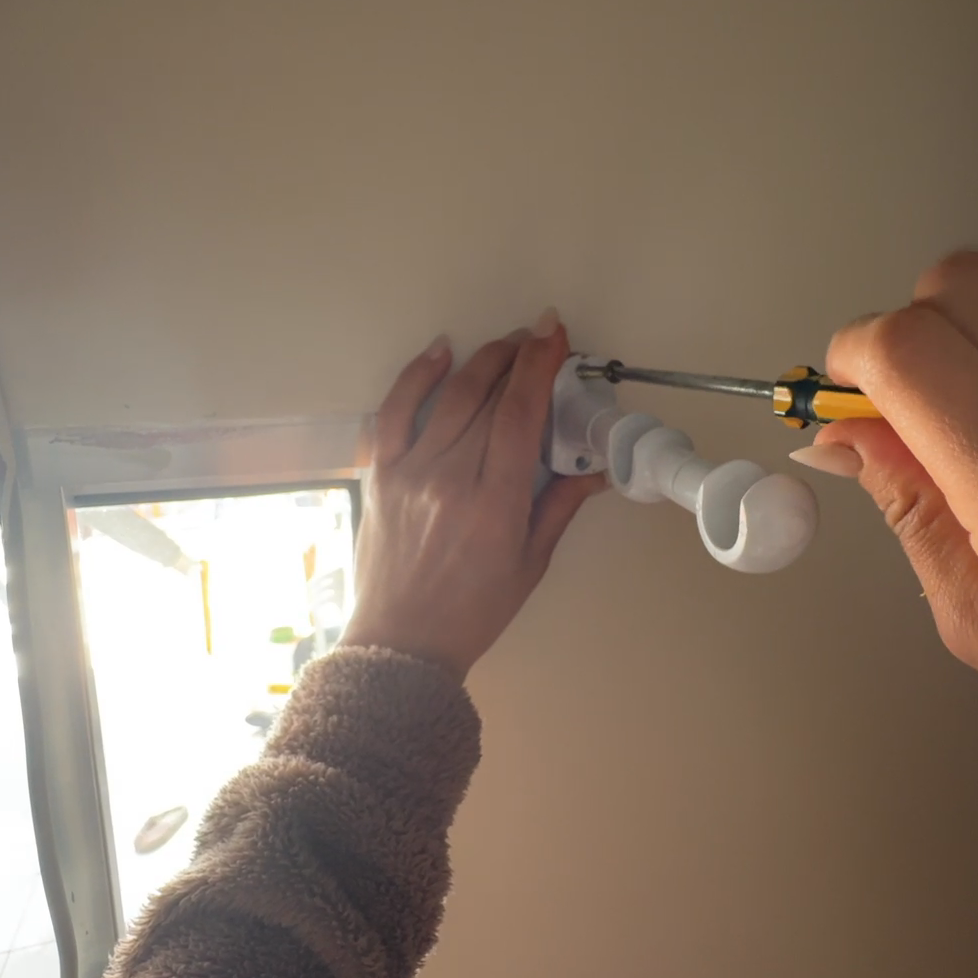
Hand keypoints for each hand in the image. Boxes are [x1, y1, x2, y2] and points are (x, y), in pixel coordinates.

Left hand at [340, 312, 607, 681]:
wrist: (402, 642)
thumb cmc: (474, 610)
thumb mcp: (530, 564)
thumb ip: (560, 507)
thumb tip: (596, 467)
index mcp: (493, 505)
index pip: (519, 416)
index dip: (540, 367)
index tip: (555, 335)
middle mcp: (449, 479)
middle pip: (487, 397)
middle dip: (519, 357)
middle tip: (540, 338)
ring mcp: (409, 473)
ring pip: (449, 397)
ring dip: (482, 360)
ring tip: (507, 343)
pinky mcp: (381, 474)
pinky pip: (394, 411)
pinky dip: (416, 375)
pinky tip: (441, 350)